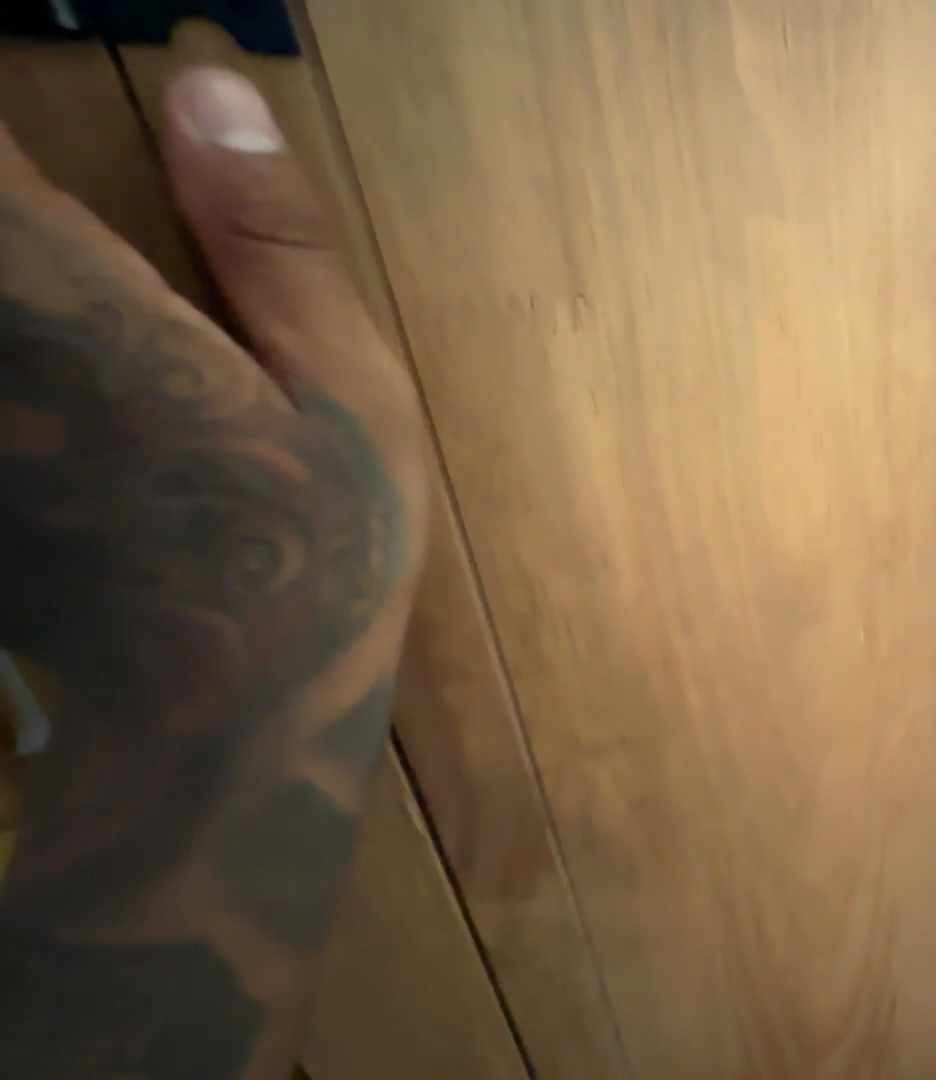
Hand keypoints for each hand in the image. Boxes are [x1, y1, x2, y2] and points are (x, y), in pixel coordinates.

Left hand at [1, 67, 426, 1077]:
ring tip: (93, 291)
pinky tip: (78, 342)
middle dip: (13, 192)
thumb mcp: (350, 397)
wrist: (227, 700)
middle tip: (66, 184)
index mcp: (64, 300)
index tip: (42, 62)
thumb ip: (276, 250)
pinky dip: (28, 307)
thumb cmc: (321, 541)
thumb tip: (217, 91)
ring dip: (23, 249)